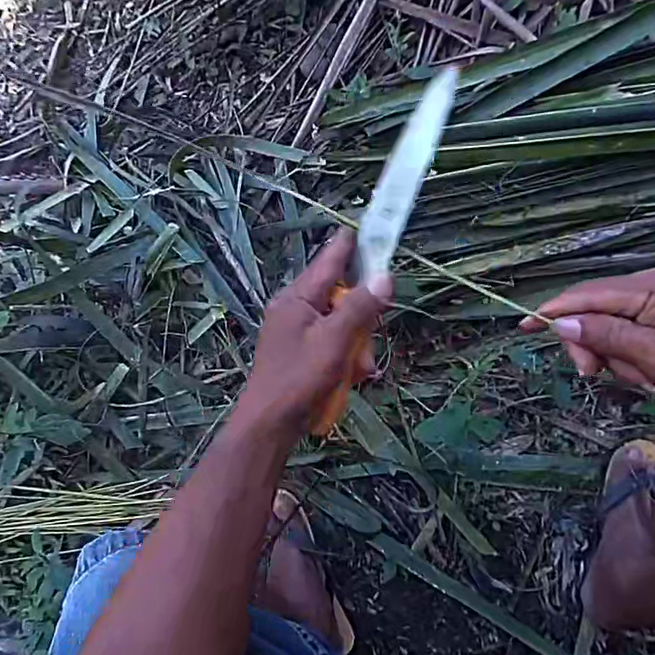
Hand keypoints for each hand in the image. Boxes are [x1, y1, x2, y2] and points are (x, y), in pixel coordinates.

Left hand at [233, 230, 392, 438]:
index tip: (370, 228)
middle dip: (361, 321)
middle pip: (341, 298)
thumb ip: (360, 307)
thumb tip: (384, 276)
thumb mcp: (335, 341)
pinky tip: (347, 379)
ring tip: (355, 371)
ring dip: (354, 348)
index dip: (351, 246)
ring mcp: (296, 333)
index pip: (329, 260)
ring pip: (341, 326)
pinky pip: (332, 346)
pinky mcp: (300, 355)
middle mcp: (294, 309)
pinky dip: (343, 361)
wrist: (269, 425)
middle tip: (367, 342)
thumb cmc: (299, 379)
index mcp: (297, 298)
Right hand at [518, 265, 654, 410]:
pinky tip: (653, 371)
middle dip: (592, 343)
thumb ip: (604, 334)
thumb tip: (560, 319)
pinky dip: (634, 350)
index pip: (587, 294)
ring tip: (644, 379)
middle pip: (598, 307)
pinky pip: (637, 325)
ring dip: (617, 353)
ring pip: (616, 320)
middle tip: (597, 376)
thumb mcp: (654, 357)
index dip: (552, 310)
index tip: (522, 326)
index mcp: (653, 286)